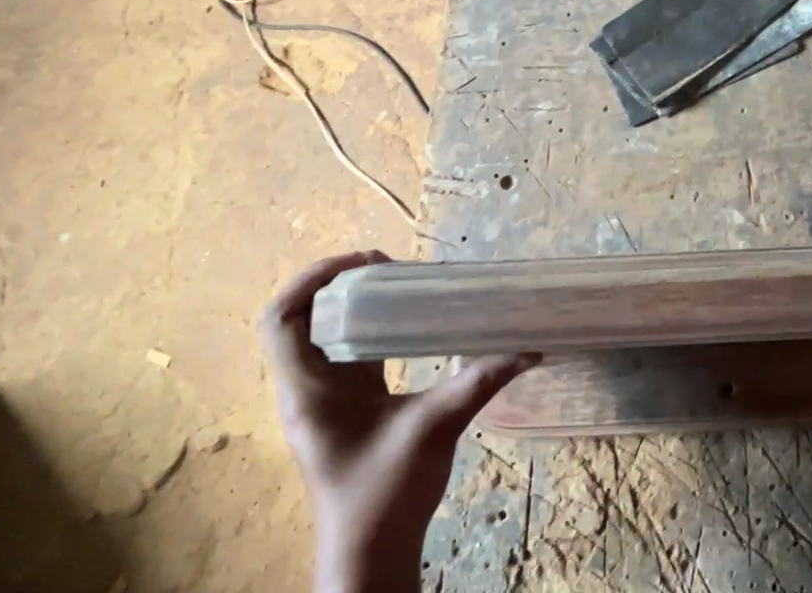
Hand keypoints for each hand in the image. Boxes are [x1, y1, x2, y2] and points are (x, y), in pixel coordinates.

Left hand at [259, 251, 538, 592]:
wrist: (370, 550)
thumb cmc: (385, 491)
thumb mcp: (435, 427)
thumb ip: (479, 381)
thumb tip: (529, 347)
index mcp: (309, 390)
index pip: (281, 320)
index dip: (313, 280)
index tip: (364, 262)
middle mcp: (307, 390)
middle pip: (301, 320)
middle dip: (339, 284)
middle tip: (391, 266)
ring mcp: (325, 401)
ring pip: (323, 337)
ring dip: (353, 306)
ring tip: (400, 284)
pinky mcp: (346, 411)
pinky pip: (348, 357)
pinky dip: (370, 331)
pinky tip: (407, 325)